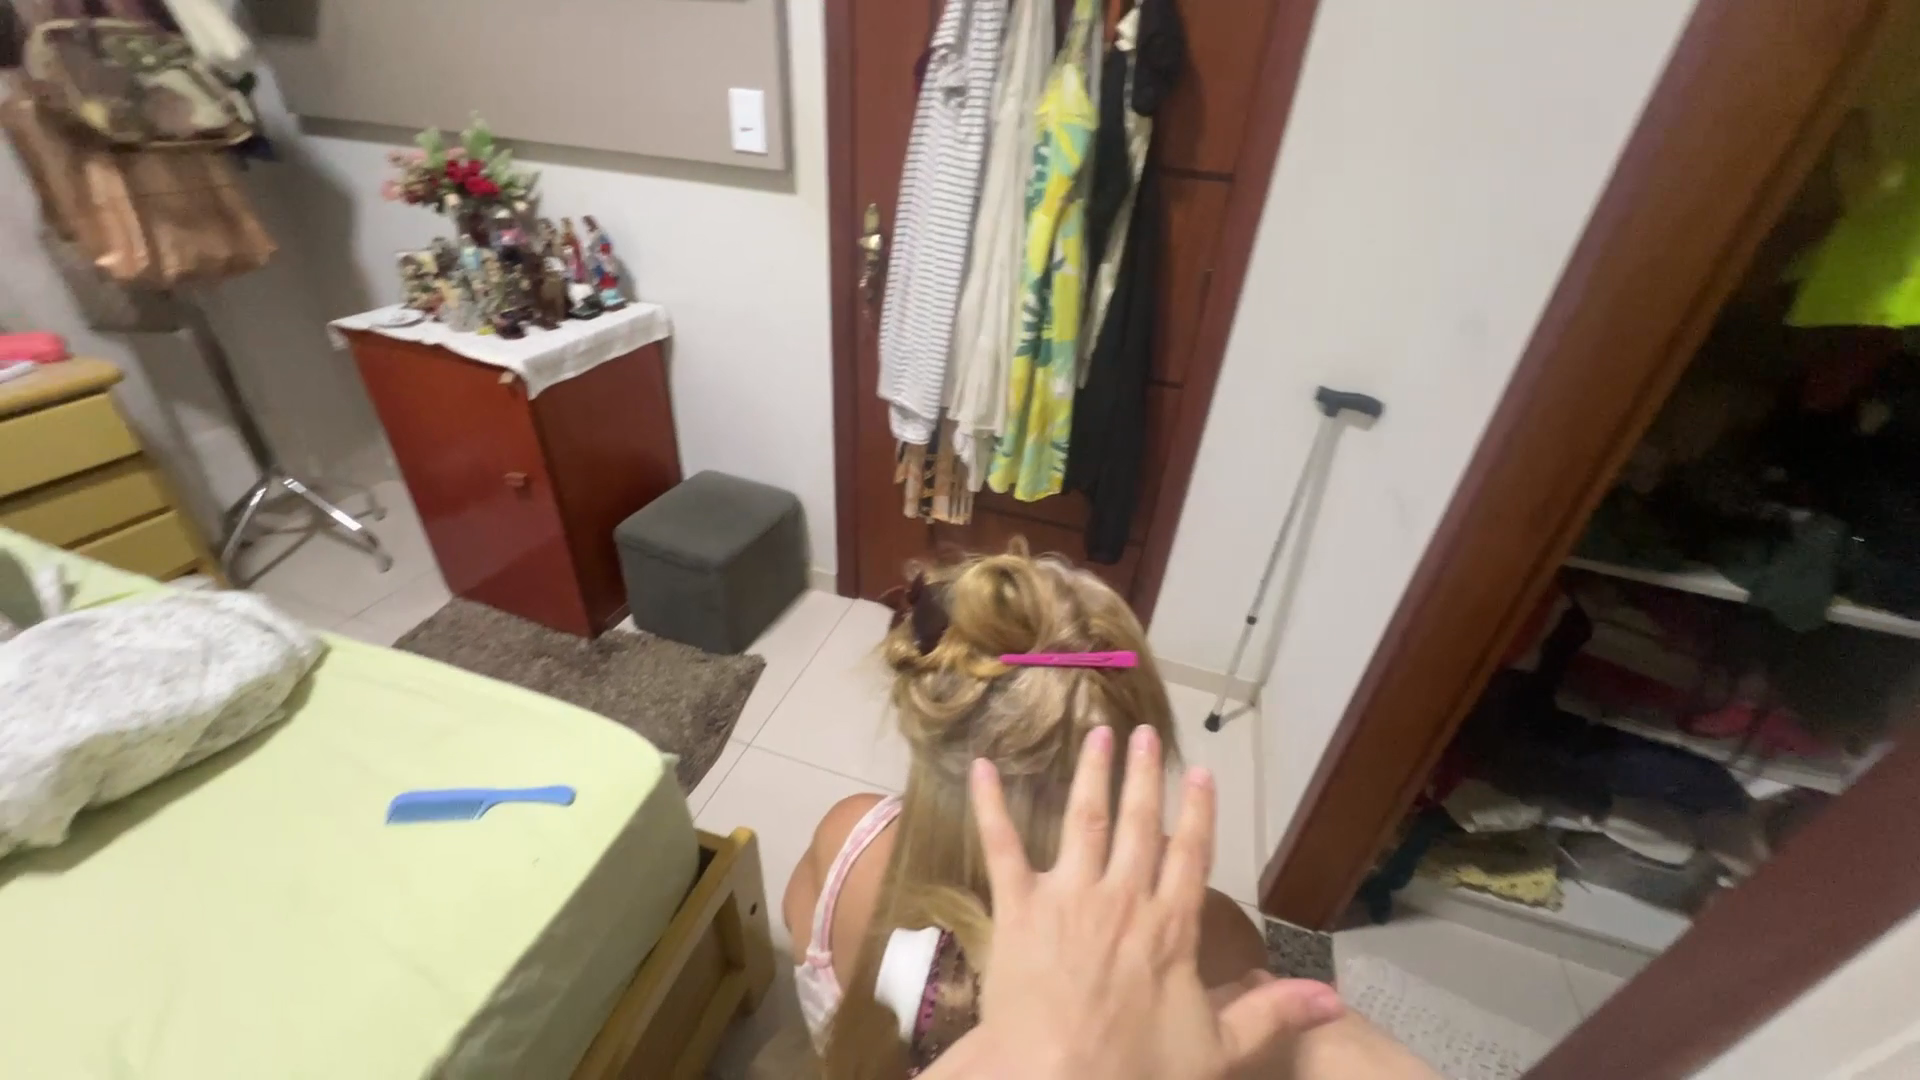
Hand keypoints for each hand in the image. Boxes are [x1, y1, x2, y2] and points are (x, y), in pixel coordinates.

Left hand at [925, 724, 1345, 1079]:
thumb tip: (1332, 997)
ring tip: (1098, 734)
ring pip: (1085, 818)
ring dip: (1093, 773)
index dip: (1196, 811)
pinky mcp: (1020, 903)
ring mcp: (1069, 893)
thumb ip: (1270, 1014)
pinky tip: (981, 768)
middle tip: (1145, 732)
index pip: (1189, 854)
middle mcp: (1122, 896)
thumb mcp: (1217, 1051)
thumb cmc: (1137, 1073)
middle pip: (1137, 822)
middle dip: (1143, 775)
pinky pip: (1002, 844)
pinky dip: (990, 804)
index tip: (1200, 771)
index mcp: (1168, 926)